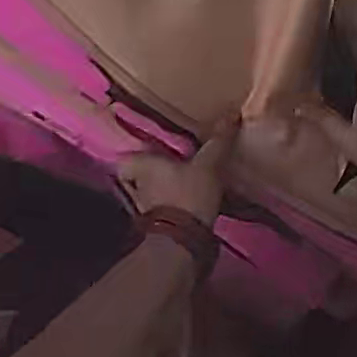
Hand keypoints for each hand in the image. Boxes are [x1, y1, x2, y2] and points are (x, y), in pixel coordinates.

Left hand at [116, 116, 236, 225]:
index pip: (124, 159)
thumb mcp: (208, 164)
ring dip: (163, 191)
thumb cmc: (188, 194)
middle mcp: (137, 187)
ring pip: (150, 194)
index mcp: (142, 166)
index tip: (153, 152)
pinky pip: (162, 210)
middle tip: (175, 167)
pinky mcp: (157, 227)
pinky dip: (172, 207)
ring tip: (183, 185)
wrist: (183, 242)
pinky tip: (189, 204)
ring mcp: (144, 210)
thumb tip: (231, 113)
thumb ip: (218, 142)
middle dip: (154, 174)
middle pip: (139, 177)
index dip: (136, 156)